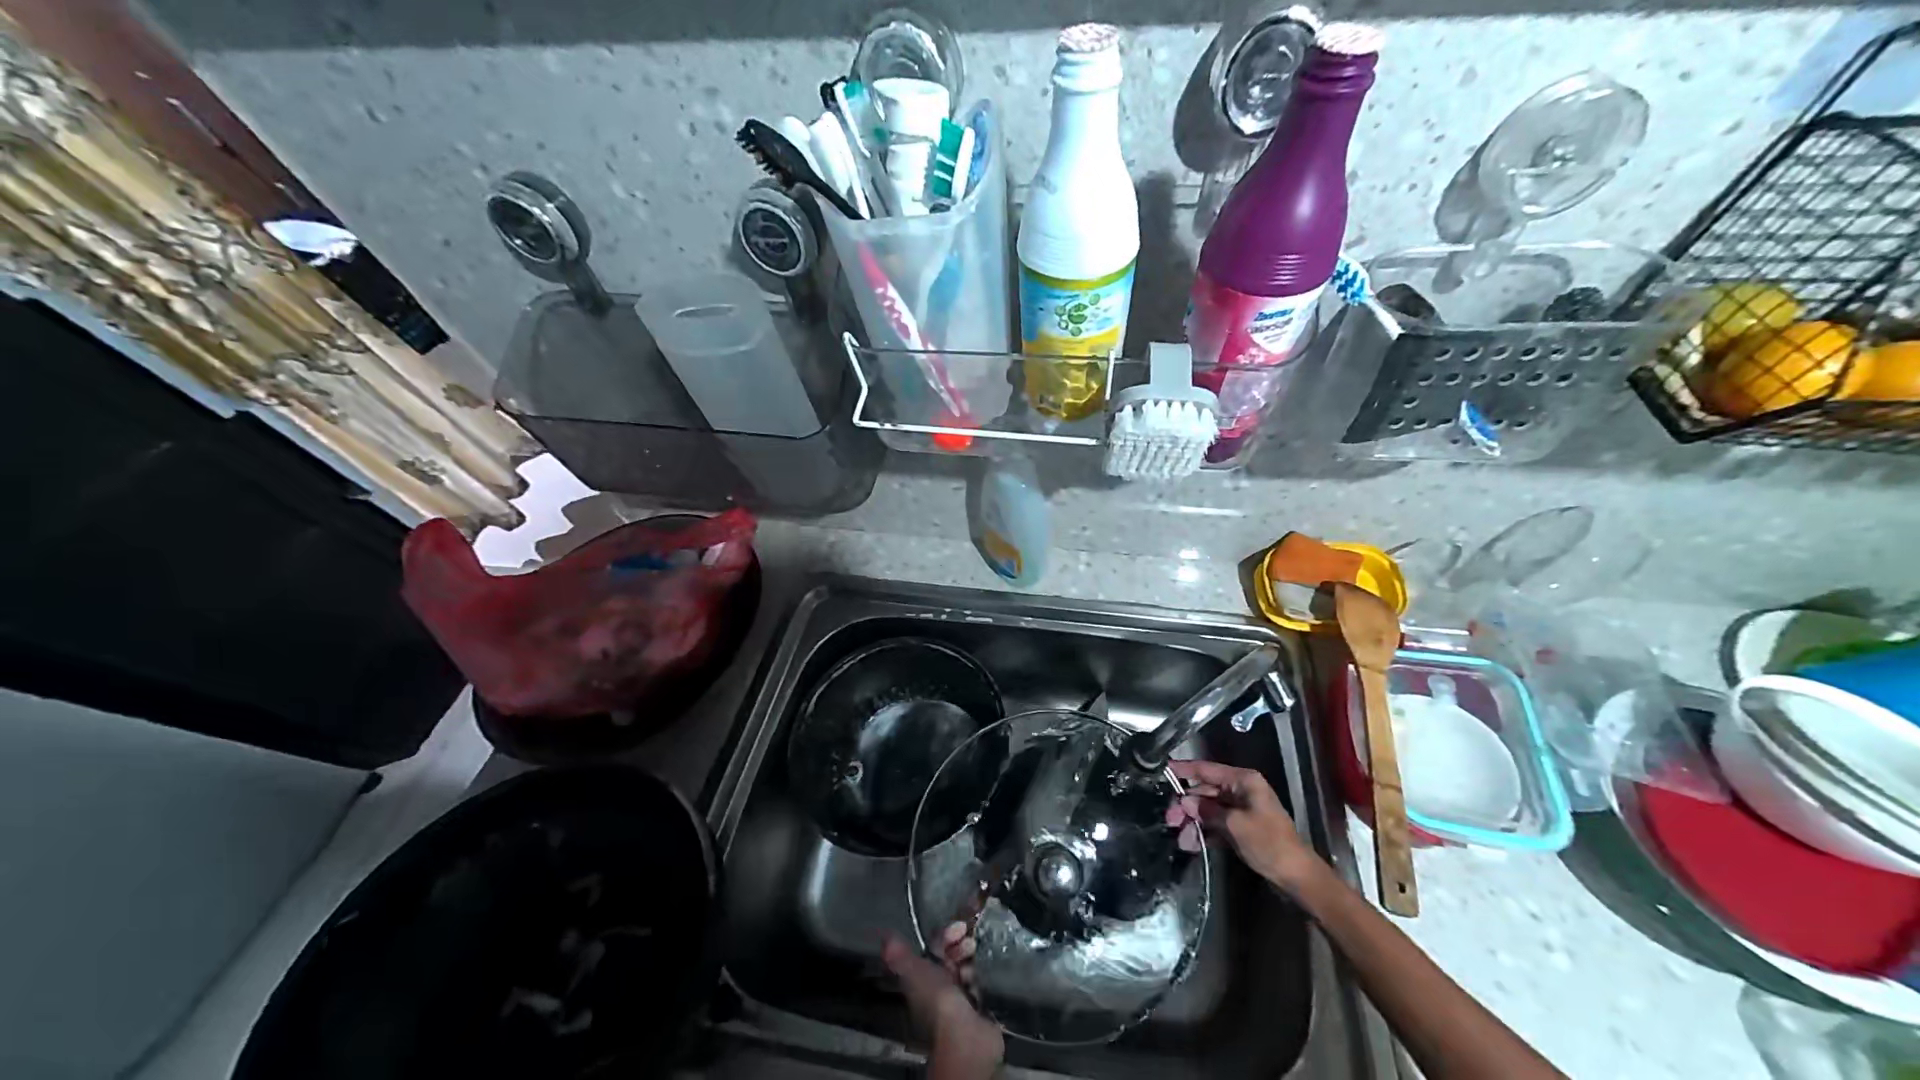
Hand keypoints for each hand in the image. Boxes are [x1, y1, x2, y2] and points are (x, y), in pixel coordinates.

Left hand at [882, 931, 1001, 1075]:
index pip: (934, 948)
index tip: (958, 927)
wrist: (965, 1036)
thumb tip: (885, 937)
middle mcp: (940, 986)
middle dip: (960, 946)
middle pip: (951, 956)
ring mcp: (960, 997)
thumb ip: (900, 954)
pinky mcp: (978, 1006)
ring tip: (973, 966)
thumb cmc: (938, 1001)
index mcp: (922, 978)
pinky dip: (981, 977)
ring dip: (971, 961)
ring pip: (967, 967)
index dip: (945, 935)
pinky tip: (981, 979)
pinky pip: (980, 982)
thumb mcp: (914, 973)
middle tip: (970, 944)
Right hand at [1167, 759, 1321, 891]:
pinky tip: (1192, 844)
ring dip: (1194, 823)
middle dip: (1187, 805)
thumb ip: (1207, 810)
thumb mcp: (1235, 824)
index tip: (1164, 770)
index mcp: (1244, 781)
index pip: (1207, 769)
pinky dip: (1205, 832)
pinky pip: (1217, 823)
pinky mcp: (1242, 826)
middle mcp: (1242, 790)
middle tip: (1170, 819)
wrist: (1296, 875)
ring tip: (1182, 840)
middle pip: (1206, 791)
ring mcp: (1242, 808)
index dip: (1184, 770)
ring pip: (1209, 809)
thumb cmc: (1268, 843)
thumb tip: (1185, 801)